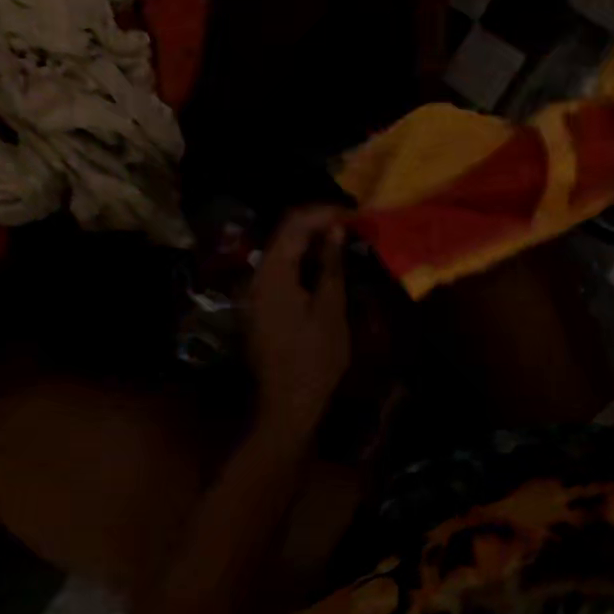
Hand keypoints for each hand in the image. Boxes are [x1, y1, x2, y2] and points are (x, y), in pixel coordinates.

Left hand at [249, 207, 350, 437]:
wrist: (288, 401)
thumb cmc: (316, 358)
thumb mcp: (332, 310)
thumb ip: (332, 267)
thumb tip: (335, 230)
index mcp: (272, 273)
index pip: (295, 224)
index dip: (325, 212)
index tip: (357, 215)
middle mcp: (257, 276)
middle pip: (285, 235)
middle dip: (319, 225)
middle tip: (354, 228)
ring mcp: (256, 293)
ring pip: (284, 253)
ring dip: (313, 245)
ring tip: (346, 246)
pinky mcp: (262, 307)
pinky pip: (283, 272)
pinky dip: (306, 264)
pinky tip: (328, 272)